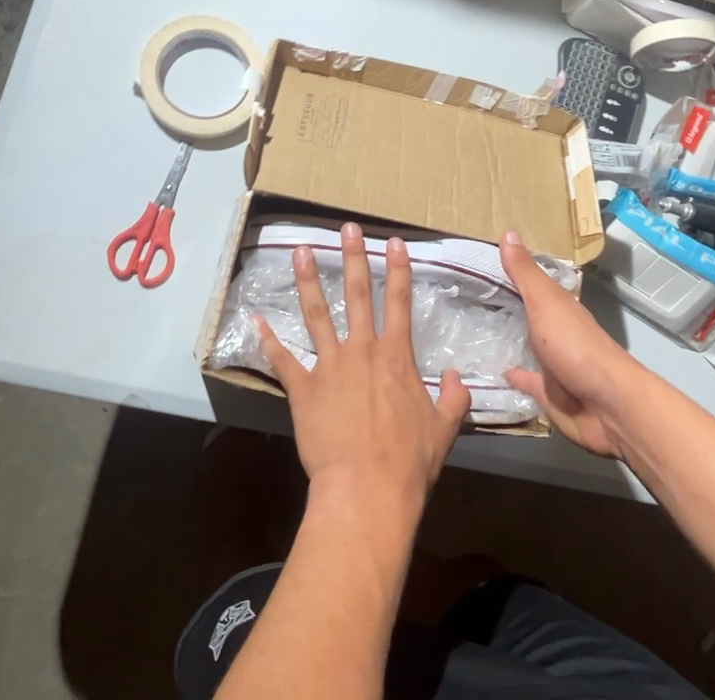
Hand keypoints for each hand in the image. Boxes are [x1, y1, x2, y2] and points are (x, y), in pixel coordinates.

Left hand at [259, 223, 470, 514]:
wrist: (368, 486)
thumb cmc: (409, 459)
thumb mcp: (444, 427)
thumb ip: (454, 398)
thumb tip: (457, 377)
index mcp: (397, 357)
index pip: (399, 302)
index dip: (398, 270)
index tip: (393, 242)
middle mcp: (362, 351)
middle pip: (357, 295)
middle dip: (352, 258)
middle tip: (347, 228)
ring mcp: (329, 366)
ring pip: (316, 314)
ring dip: (308, 281)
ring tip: (299, 251)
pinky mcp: (303, 388)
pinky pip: (283, 359)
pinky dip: (269, 340)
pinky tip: (257, 320)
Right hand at [500, 230, 655, 457]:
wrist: (607, 406)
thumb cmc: (576, 348)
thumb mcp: (546, 302)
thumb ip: (525, 273)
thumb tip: (508, 231)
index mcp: (560, 308)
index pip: (534, 284)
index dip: (513, 272)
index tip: (483, 262)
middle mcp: (558, 333)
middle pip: (530, 314)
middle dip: (509, 306)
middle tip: (472, 295)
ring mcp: (554, 364)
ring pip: (528, 347)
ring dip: (511, 339)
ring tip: (478, 330)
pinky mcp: (549, 394)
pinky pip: (527, 381)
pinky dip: (514, 375)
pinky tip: (496, 370)